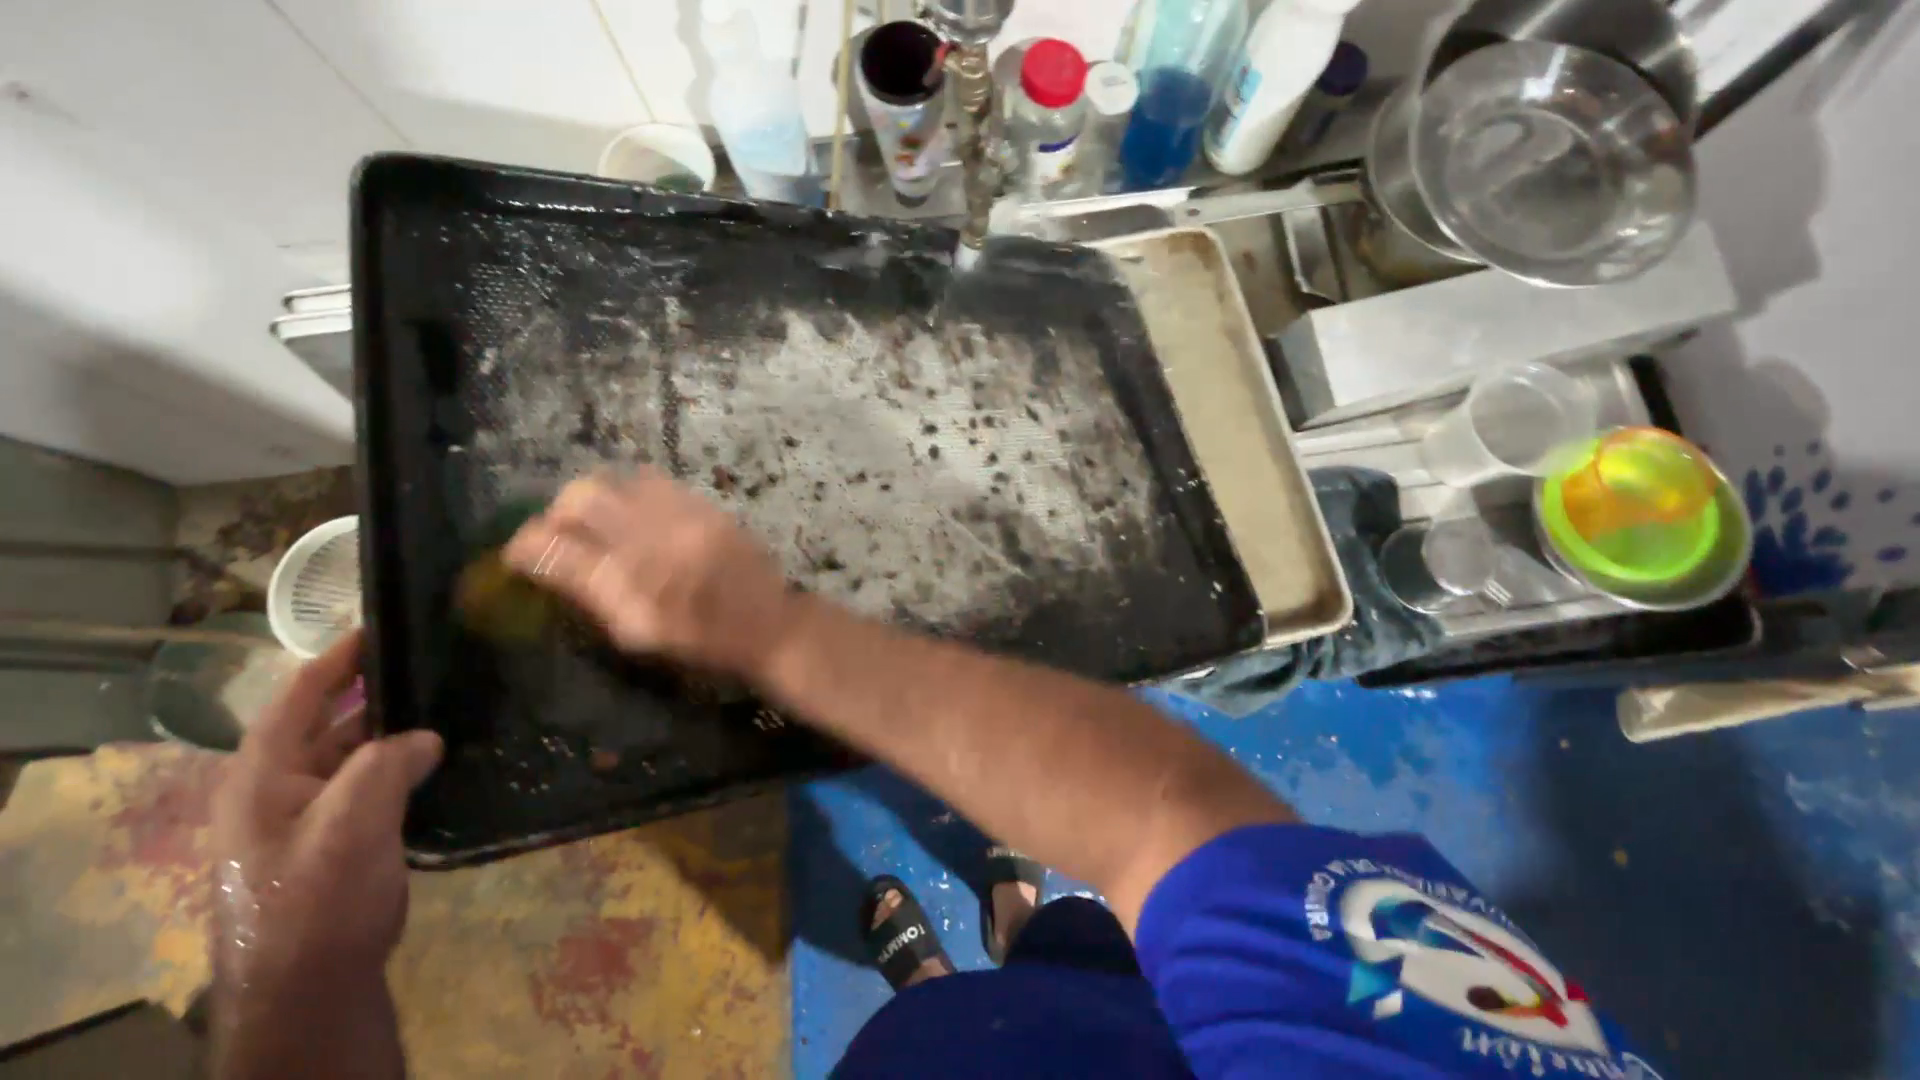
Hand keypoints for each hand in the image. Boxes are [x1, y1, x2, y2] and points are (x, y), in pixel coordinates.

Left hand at [208, 630, 440, 1078]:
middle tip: (430, 665)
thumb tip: (424, 737)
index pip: (295, 698)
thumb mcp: (353, 823)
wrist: (311, 990)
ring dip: (390, 733)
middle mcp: (277, 793)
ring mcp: (306, 823)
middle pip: (325, 725)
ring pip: (350, 758)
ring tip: (445, 706)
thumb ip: (387, 763)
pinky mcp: (336, 847)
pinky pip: (368, 790)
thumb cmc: (319, 901)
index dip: (335, 659)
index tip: (379, 625)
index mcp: (262, 778)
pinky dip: (399, 768)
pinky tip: (439, 762)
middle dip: (371, 693)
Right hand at [502, 468, 801, 676]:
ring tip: (595, 522)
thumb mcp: (639, 636)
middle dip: (556, 512)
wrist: (771, 625)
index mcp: (633, 588)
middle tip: (556, 533)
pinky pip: (651, 480)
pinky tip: (633, 514)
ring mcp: (683, 517)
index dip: (525, 547)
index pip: (559, 551)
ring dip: (593, 498)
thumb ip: (590, 596)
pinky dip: (629, 491)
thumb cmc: (703, 644)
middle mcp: (656, 542)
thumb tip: (543, 564)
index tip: (516, 554)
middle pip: (582, 498)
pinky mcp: (705, 504)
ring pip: (615, 480)